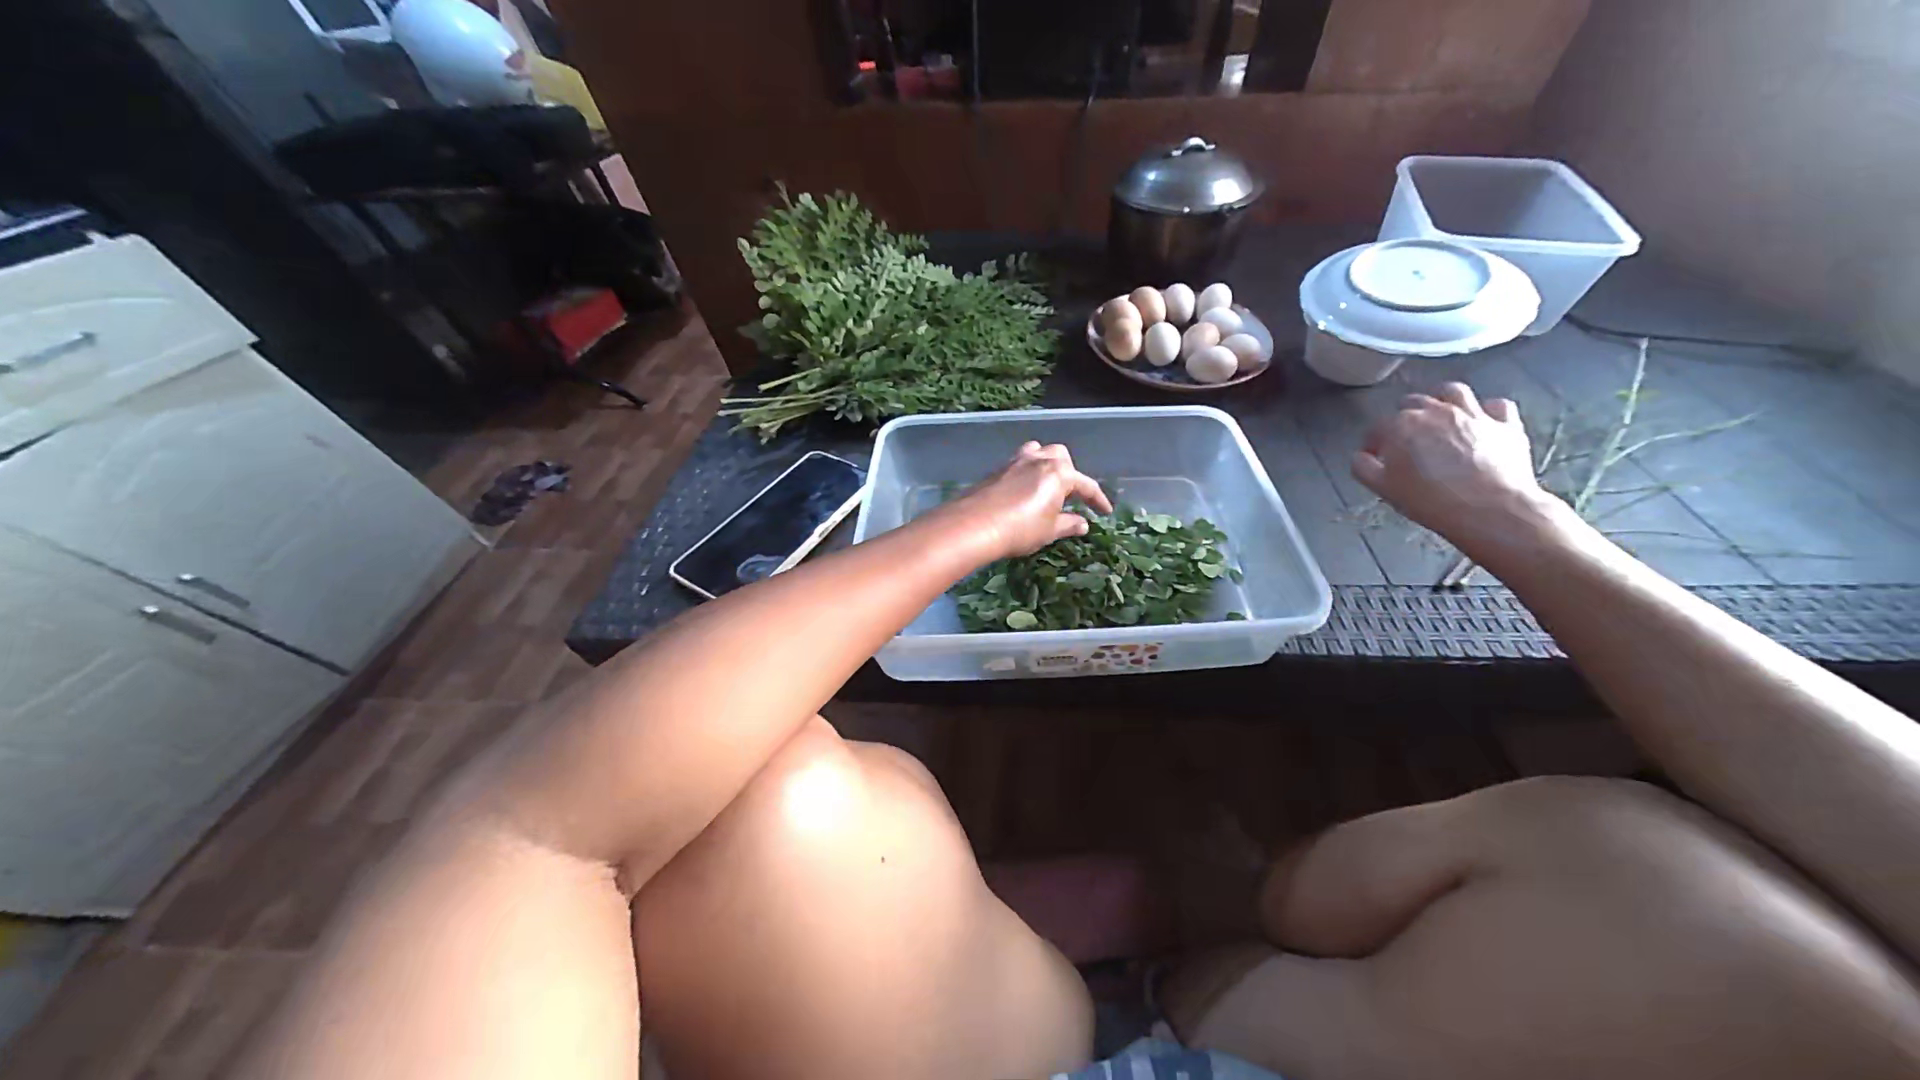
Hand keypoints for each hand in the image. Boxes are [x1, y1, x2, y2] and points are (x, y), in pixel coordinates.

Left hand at [951, 441, 1113, 560]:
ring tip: (1046, 485)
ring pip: (1037, 452)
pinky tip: (1023, 491)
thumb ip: (1068, 524)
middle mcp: (1038, 460)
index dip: (1098, 499)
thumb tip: (1082, 523)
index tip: (1105, 512)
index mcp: (1059, 473)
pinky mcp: (996, 470)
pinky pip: (1018, 464)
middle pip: (1060, 456)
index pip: (1086, 485)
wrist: (974, 525)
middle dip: (1069, 472)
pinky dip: (1026, 473)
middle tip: (1070, 494)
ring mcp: (1015, 462)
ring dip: (1046, 464)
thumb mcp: (1049, 531)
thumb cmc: (1020, 528)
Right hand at [1352, 383, 1557, 551]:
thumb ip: (1363, 467)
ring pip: (1453, 392)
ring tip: (1440, 416)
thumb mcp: (1382, 488)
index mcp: (1401, 426)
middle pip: (1413, 402)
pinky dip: (1486, 410)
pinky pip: (1496, 405)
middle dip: (1405, 418)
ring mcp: (1473, 415)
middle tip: (1405, 439)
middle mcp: (1436, 412)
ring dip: (1443, 400)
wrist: (1490, 510)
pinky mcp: (1504, 424)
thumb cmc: (1433, 501)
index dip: (1374, 442)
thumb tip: (1361, 457)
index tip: (1375, 457)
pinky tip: (1481, 422)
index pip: (1378, 427)